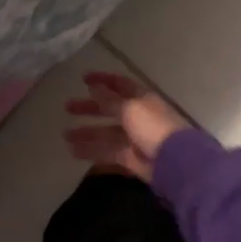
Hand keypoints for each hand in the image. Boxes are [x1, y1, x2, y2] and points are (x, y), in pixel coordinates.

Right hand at [64, 71, 187, 181]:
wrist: (174, 162)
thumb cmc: (153, 127)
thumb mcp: (130, 108)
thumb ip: (109, 99)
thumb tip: (94, 87)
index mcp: (141, 99)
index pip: (120, 84)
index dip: (103, 80)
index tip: (83, 79)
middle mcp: (137, 116)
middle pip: (110, 109)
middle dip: (89, 108)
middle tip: (68, 107)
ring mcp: (134, 138)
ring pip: (106, 133)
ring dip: (86, 133)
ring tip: (65, 135)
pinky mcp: (130, 158)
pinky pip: (107, 152)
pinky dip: (91, 152)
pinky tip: (74, 151)